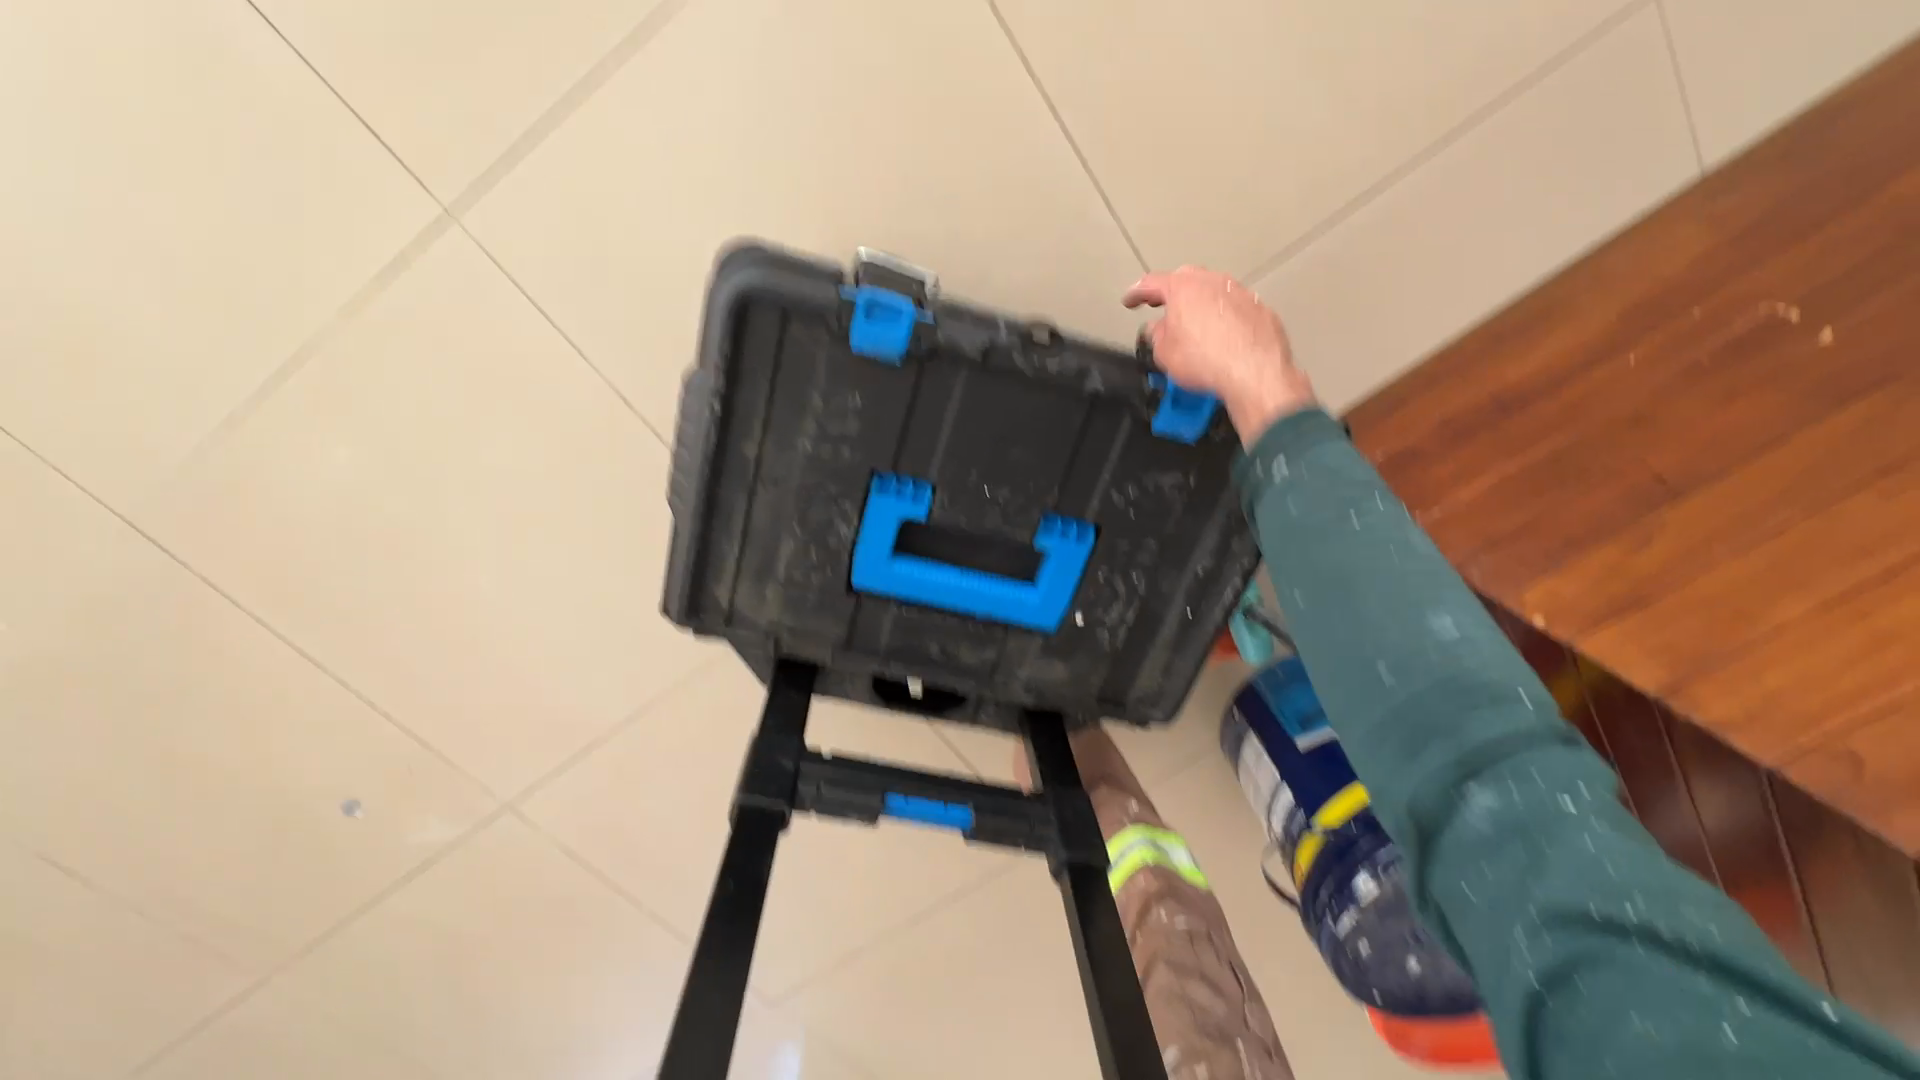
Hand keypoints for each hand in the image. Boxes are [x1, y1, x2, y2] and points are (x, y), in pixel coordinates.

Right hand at [1124, 266, 1317, 443]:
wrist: (1255, 372)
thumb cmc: (1205, 361)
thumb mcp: (1165, 354)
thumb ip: (1157, 335)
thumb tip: (1159, 329)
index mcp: (1183, 288)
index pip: (1151, 283)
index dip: (1136, 292)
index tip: (1130, 300)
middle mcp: (1213, 282)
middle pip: (1187, 280)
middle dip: (1173, 292)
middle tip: (1164, 308)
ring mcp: (1240, 293)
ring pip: (1214, 291)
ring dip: (1202, 305)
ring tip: (1195, 327)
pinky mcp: (1260, 309)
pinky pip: (1236, 309)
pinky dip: (1226, 318)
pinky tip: (1223, 338)